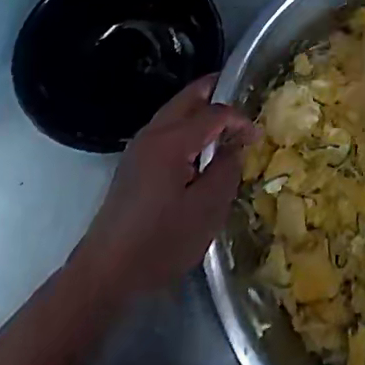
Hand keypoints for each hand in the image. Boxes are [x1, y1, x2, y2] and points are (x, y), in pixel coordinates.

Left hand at [71, 74, 255, 296]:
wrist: (106, 272)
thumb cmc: (161, 241)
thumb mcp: (207, 209)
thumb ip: (226, 169)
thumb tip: (235, 146)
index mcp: (171, 142)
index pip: (213, 113)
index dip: (239, 120)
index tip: (258, 137)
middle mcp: (152, 135)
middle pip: (186, 99)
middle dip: (214, 92)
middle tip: (241, 95)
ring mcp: (138, 149)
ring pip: (173, 112)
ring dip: (199, 109)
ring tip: (226, 122)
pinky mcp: (133, 165)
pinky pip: (165, 130)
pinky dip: (186, 126)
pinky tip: (200, 147)